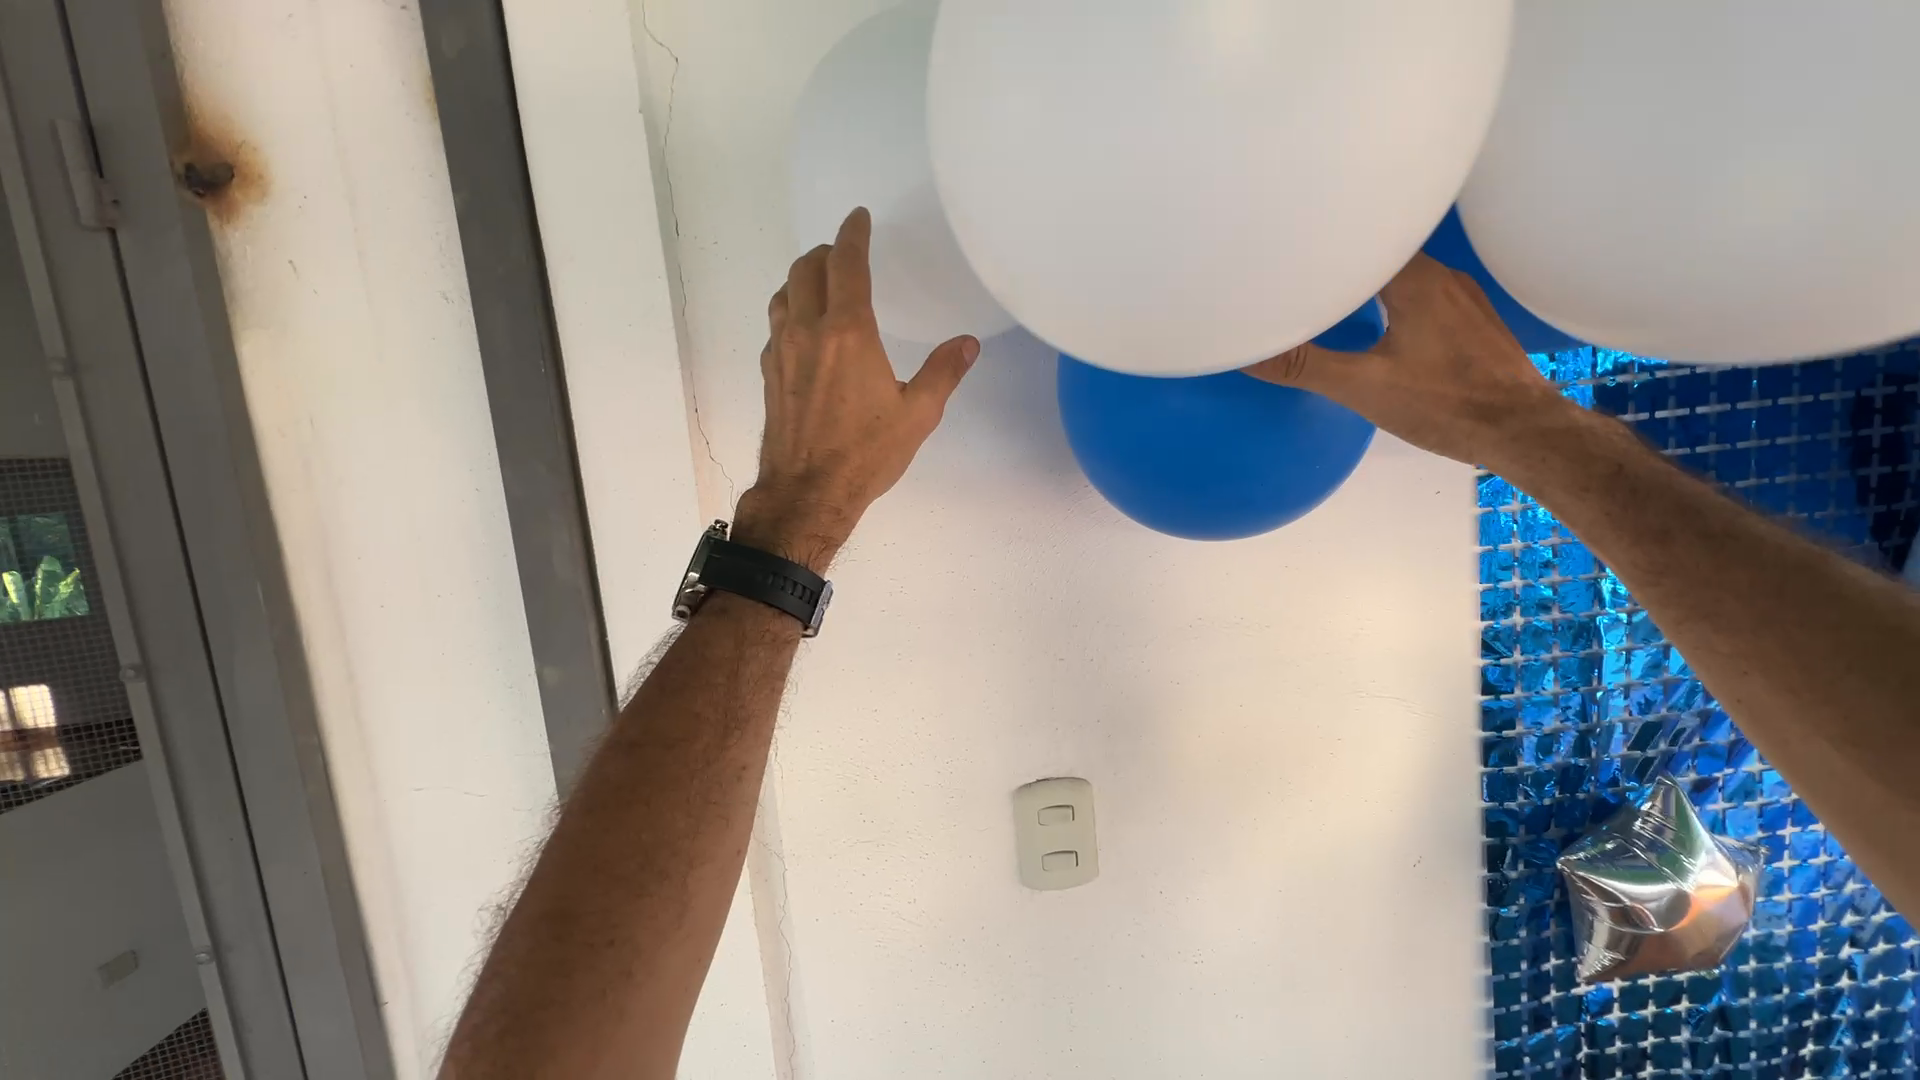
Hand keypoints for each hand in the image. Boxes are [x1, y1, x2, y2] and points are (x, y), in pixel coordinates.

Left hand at [734, 207, 979, 569]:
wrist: (807, 492)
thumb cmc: (865, 454)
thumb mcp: (918, 415)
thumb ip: (943, 373)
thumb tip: (967, 343)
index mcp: (849, 333)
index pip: (847, 264)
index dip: (853, 234)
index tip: (858, 217)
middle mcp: (808, 332)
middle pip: (806, 270)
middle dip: (825, 251)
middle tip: (842, 250)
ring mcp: (781, 352)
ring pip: (784, 295)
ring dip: (802, 278)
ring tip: (820, 281)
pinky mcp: (769, 375)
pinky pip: (776, 326)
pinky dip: (790, 311)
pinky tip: (803, 330)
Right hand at [1245, 254, 1585, 470]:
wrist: (1523, 430)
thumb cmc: (1444, 404)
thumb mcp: (1363, 388)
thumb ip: (1304, 367)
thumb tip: (1248, 355)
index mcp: (1416, 281)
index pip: (1368, 238)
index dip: (1329, 239)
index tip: (1294, 244)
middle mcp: (1444, 277)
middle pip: (1384, 254)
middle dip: (1344, 260)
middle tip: (1303, 270)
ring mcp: (1464, 299)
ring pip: (1406, 275)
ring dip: (1369, 280)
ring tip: (1332, 293)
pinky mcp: (1473, 323)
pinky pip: (1424, 295)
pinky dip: (1393, 299)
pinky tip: (1379, 323)